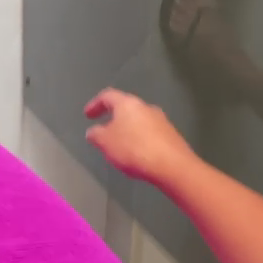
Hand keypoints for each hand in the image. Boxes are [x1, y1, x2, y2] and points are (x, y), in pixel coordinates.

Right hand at [84, 88, 199, 185]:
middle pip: (126, 108)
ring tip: (121, 145)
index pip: (107, 96)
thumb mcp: (105, 142)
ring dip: (128, 130)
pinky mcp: (172, 136)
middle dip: (114, 118)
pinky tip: (138, 154)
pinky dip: (141, 140)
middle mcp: (146, 107)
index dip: (95, 104)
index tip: (87, 115)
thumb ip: (95, 134)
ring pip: (139, 121)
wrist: (174, 167)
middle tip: (104, 130)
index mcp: (127, 104)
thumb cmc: (134, 149)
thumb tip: (93, 131)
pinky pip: (151, 134)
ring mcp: (162, 121)